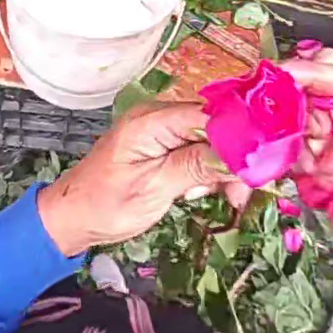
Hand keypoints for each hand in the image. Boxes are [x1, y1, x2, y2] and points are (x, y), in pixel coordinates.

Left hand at [38, 103, 234, 256]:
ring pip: (209, 138)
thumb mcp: (155, 189)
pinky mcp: (163, 144)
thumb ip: (196, 166)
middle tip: (244, 191)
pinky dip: (209, 168)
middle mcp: (159, 116)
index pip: (208, 114)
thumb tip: (238, 155)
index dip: (238, 133)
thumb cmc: (106, 205)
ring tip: (229, 197)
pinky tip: (208, 189)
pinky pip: (197, 147)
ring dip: (223, 166)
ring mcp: (161, 129)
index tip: (259, 161)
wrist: (72, 218)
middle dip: (233, 155)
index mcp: (152, 120)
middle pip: (213, 125)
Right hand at [284, 50, 332, 332]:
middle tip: (280, 116)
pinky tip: (306, 175)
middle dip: (303, 99)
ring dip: (298, 132)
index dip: (318, 75)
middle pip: (330, 88)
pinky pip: (305, 145)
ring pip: (312, 115)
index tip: (283, 75)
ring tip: (305, 162)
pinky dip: (296, 156)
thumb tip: (325, 146)